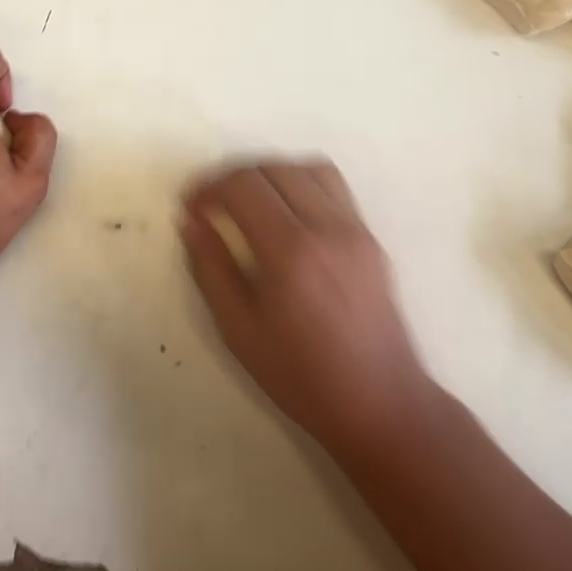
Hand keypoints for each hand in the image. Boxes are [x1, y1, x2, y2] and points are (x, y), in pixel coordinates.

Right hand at [180, 160, 428, 448]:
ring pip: (306, 168)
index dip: (208, 188)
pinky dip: (301, 183)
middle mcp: (326, 226)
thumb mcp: (238, 329)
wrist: (380, 403)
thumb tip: (190, 221)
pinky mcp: (370, 236)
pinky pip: (333, 186)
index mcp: (290, 250)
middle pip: (272, 168)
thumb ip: (210, 267)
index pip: (242, 185)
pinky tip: (286, 214)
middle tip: (211, 207)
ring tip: (249, 204)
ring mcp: (355, 228)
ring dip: (269, 174)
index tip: (191, 210)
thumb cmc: (300, 375)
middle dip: (233, 178)